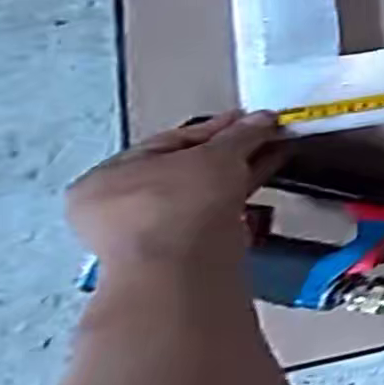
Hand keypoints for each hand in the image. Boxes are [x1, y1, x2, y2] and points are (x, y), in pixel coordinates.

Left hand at [67, 111, 284, 273]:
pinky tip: (265, 175)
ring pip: (203, 187)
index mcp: (107, 177)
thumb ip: (243, 132)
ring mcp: (147, 228)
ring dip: (240, 167)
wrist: (182, 266)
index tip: (254, 119)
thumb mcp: (219, 153)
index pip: (172, 140)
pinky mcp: (177, 245)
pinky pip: (210, 208)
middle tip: (268, 135)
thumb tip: (263, 118)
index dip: (219, 126)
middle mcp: (119, 204)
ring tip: (276, 151)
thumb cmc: (183, 200)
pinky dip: (236, 190)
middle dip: (233, 148)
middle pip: (188, 164)